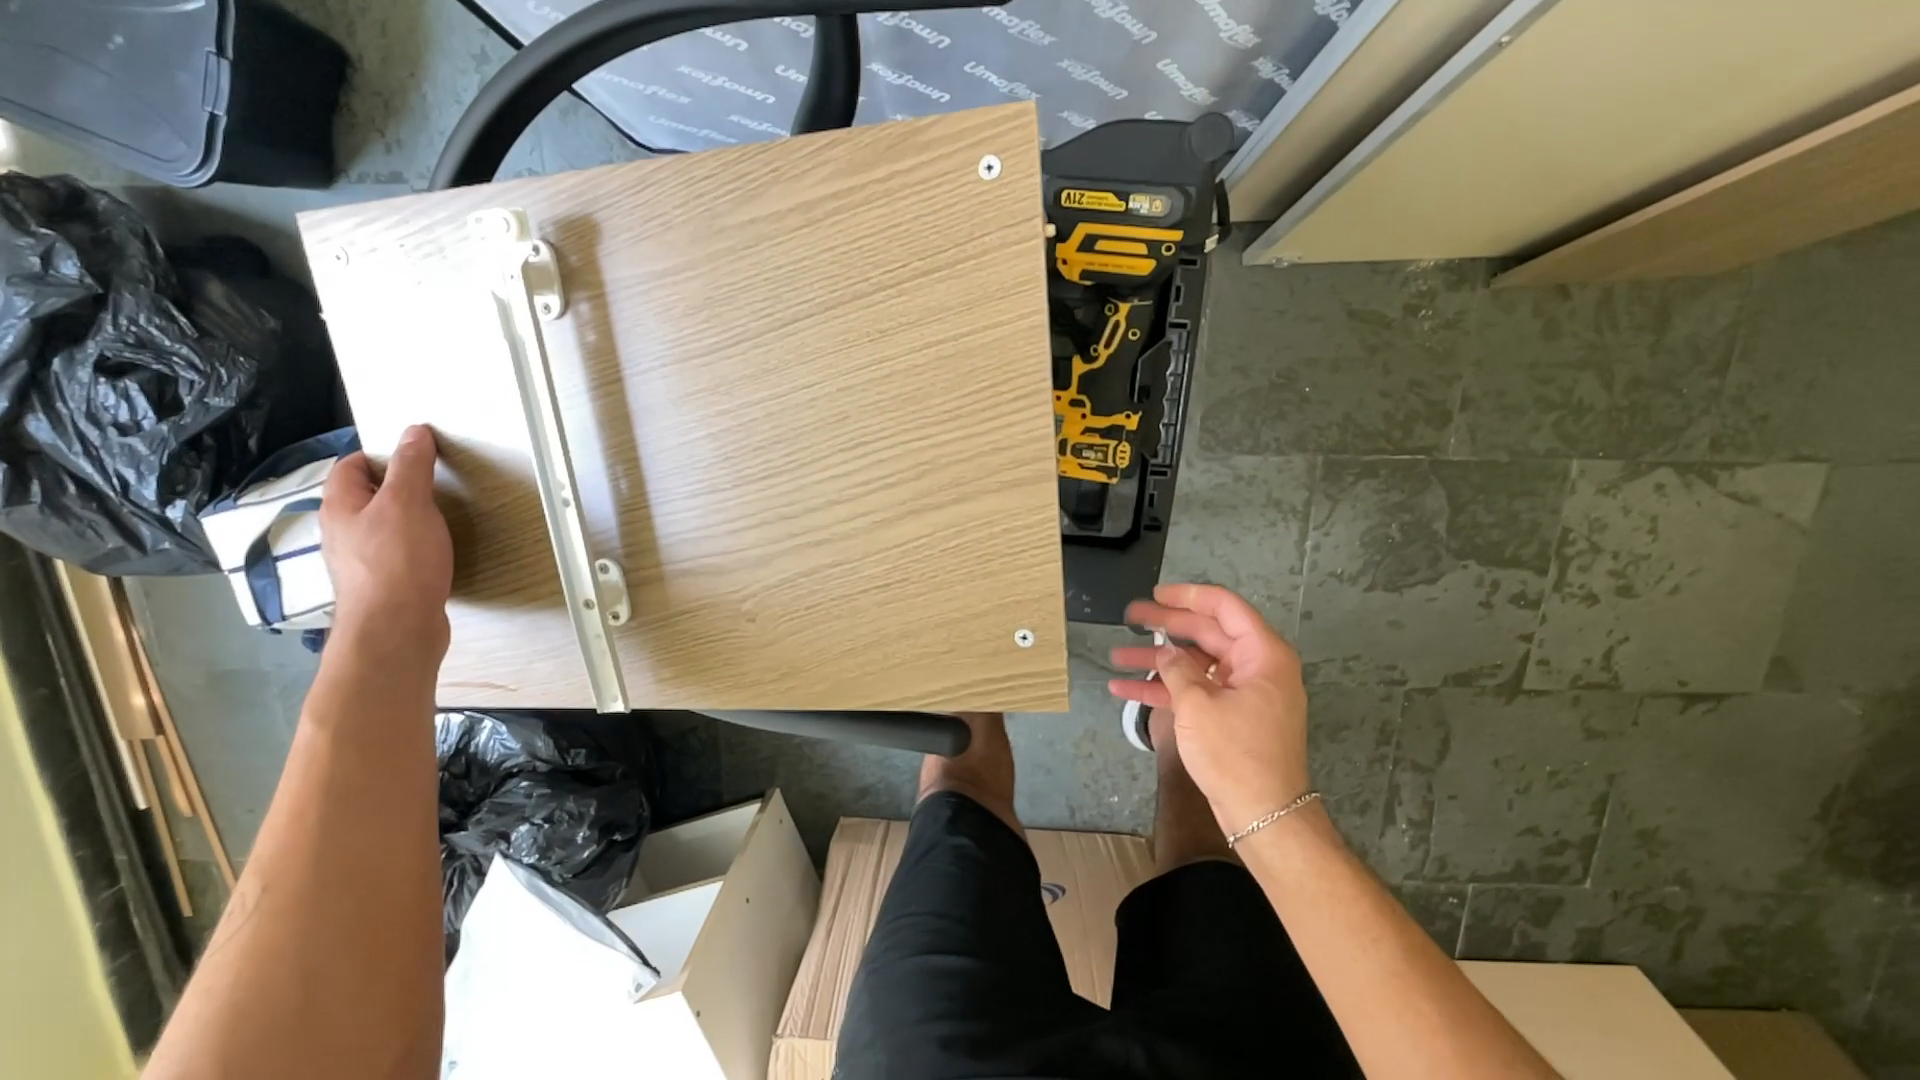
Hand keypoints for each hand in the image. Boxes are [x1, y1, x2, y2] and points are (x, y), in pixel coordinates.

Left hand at [320, 425, 453, 661]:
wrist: (396, 631)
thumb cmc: (398, 561)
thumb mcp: (408, 503)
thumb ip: (411, 465)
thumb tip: (414, 431)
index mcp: (340, 507)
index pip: (351, 466)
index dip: (382, 454)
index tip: (418, 455)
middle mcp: (342, 533)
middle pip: (366, 498)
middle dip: (398, 489)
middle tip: (436, 485)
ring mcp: (360, 563)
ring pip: (382, 529)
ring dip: (408, 521)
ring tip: (441, 519)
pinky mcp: (383, 587)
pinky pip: (397, 557)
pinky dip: (416, 550)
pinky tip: (437, 555)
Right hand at [1108, 584, 1311, 832]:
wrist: (1263, 814)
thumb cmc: (1235, 754)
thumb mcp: (1198, 705)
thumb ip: (1177, 670)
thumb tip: (1166, 652)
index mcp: (1262, 654)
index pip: (1224, 607)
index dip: (1187, 596)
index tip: (1156, 594)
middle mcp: (1257, 667)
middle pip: (1206, 634)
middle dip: (1165, 627)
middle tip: (1130, 617)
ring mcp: (1244, 693)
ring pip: (1195, 665)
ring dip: (1157, 661)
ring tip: (1117, 656)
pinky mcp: (1231, 717)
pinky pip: (1196, 692)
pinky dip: (1165, 690)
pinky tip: (1126, 689)